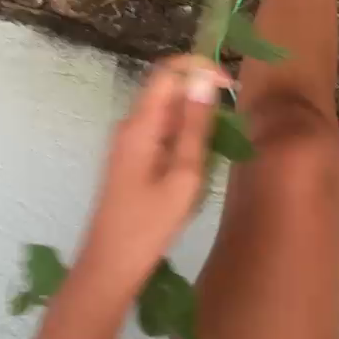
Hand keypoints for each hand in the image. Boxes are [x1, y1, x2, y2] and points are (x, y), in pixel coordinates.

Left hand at [79, 55, 230, 297]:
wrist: (108, 271)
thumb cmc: (148, 226)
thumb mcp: (183, 175)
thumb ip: (196, 126)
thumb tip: (205, 80)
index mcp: (141, 124)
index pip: (169, 71)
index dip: (200, 67)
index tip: (229, 85)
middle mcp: (131, 125)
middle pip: (169, 89)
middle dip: (202, 95)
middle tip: (230, 123)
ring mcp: (128, 142)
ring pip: (168, 111)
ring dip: (195, 119)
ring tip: (218, 147)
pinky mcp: (131, 158)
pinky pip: (162, 131)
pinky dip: (184, 136)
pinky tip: (198, 164)